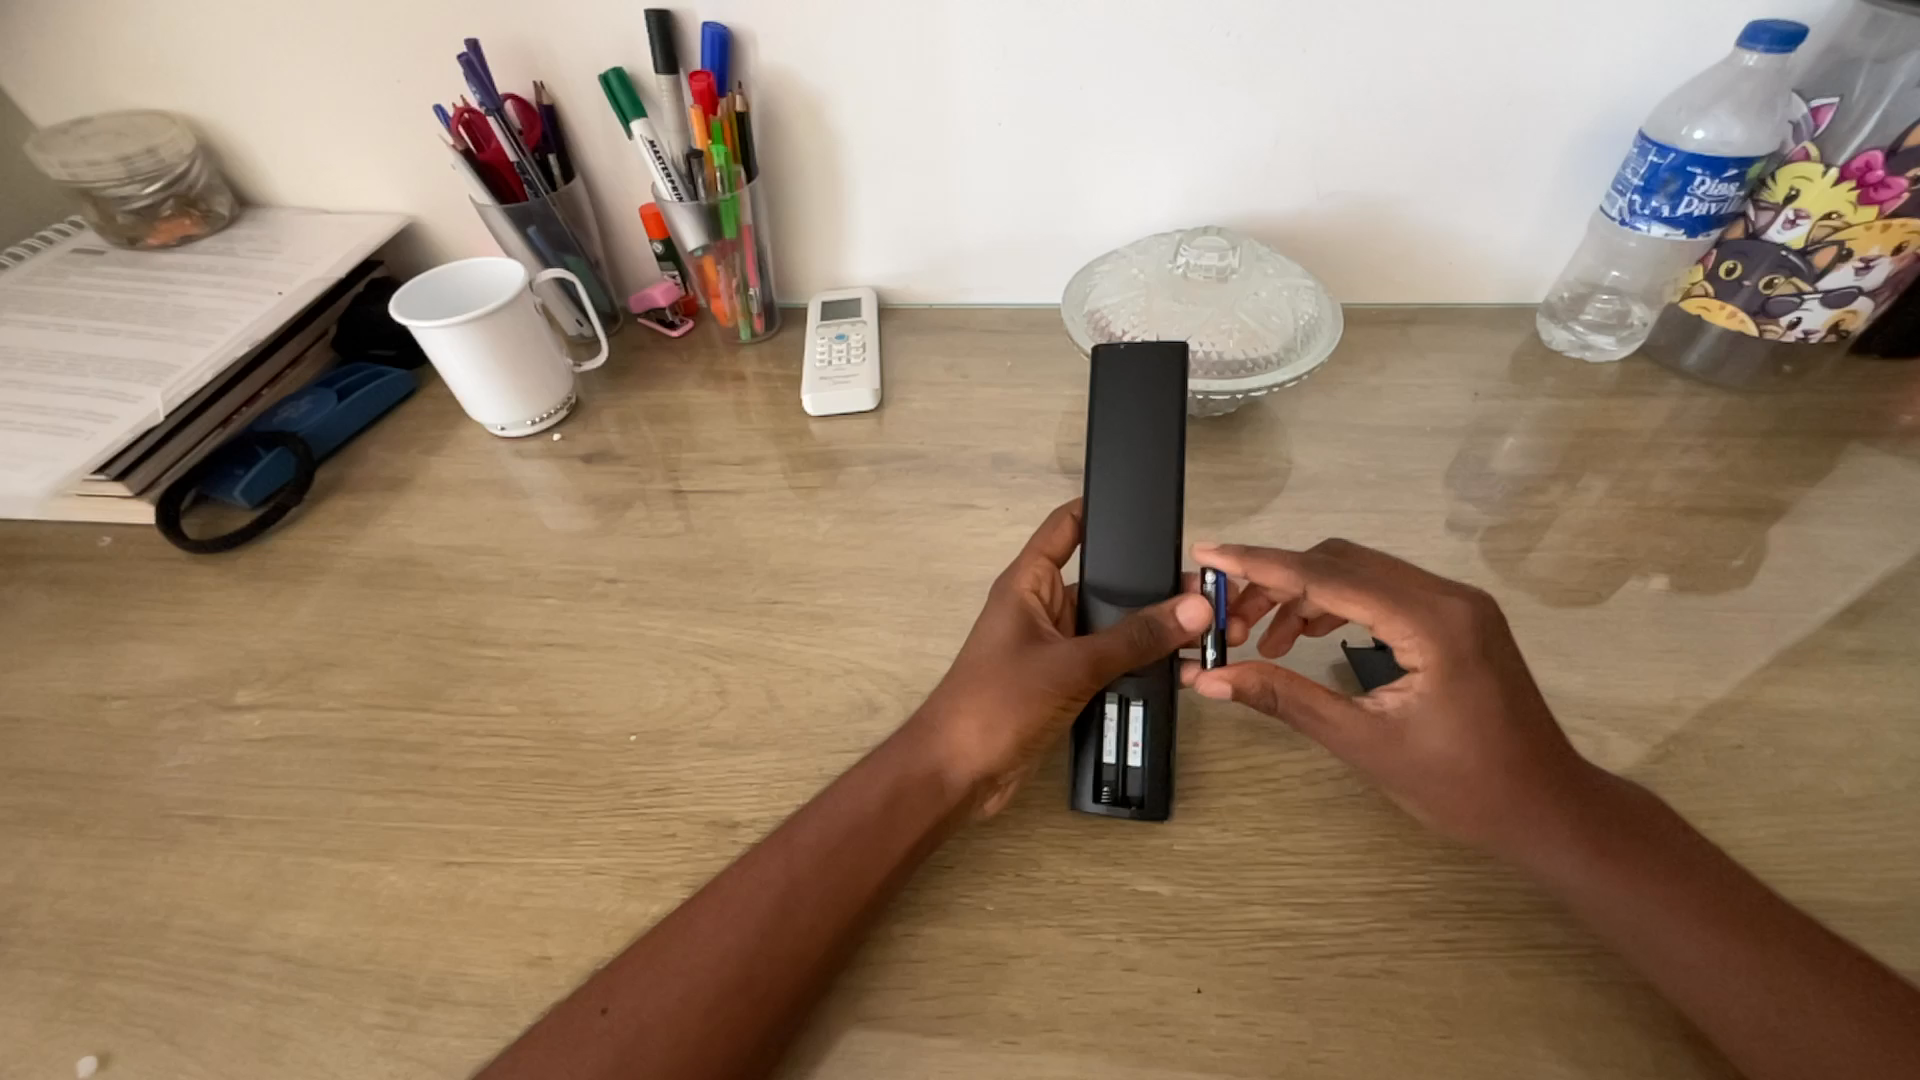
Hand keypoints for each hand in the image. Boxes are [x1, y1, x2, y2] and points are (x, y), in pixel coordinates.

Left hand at [914, 500, 1212, 818]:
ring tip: (1208, 630)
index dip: (1104, 507)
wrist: (959, 772)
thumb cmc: (999, 702)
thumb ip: (1134, 638)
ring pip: (1109, 626)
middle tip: (1211, 590)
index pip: (1067, 525)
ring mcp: (1053, 648)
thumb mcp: (1071, 664)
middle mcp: (1042, 608)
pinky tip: (1179, 670)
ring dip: (1149, 631)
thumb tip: (1196, 606)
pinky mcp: (1062, 684)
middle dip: (1150, 585)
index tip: (1154, 505)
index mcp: (1029, 583)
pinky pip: (1107, 662)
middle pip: (1101, 581)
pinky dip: (1137, 665)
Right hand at [1184, 539, 1612, 861]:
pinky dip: (1331, 603)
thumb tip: (1210, 679)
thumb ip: (1283, 698)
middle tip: (1228, 620)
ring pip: (1356, 571)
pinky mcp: (1454, 616)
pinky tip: (1304, 634)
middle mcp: (1445, 596)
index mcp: (1430, 622)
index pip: (1326, 575)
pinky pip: (1377, 589)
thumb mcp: (1362, 742)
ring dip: (1300, 592)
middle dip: (1273, 581)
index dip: (1258, 564)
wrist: (1549, 809)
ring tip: (1261, 638)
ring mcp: (1454, 603)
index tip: (1208, 555)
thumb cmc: (1462, 786)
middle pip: (1338, 562)